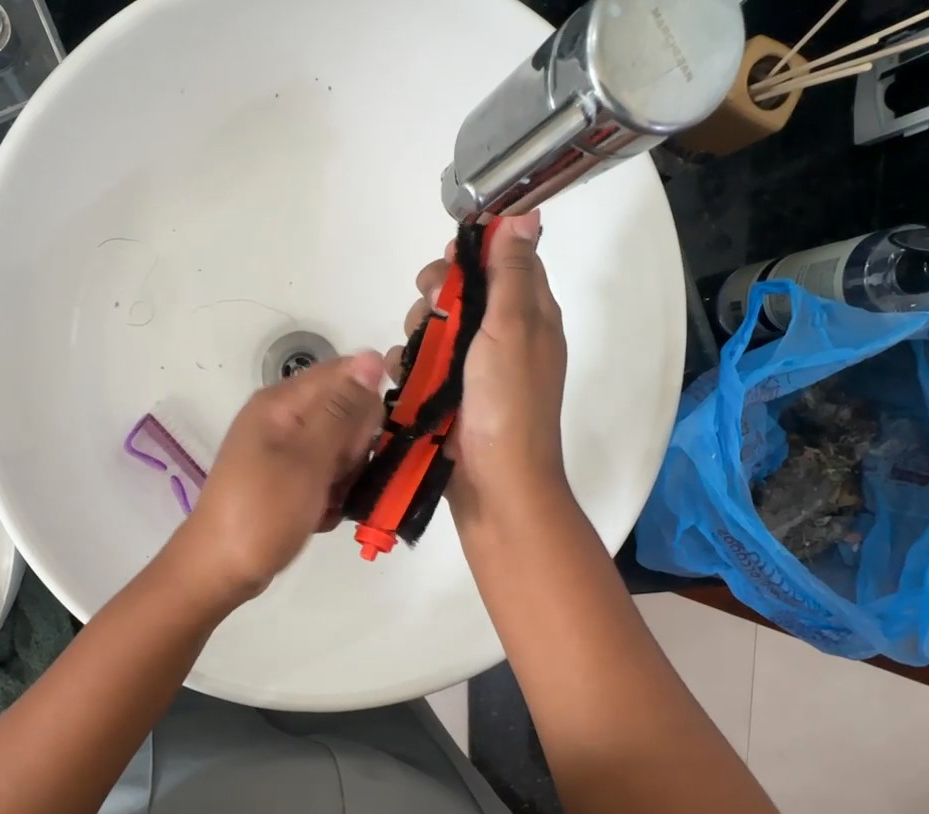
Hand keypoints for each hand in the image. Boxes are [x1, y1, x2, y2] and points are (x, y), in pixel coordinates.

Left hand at [166, 351, 387, 605]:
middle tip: (339, 478)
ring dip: (346, 479)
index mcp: (281, 403)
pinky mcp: (285, 482)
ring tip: (327, 503)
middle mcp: (281, 420)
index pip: (345, 374)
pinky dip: (330, 498)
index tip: (368, 441)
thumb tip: (372, 358)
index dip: (367, 404)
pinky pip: (325, 478)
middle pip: (346, 414)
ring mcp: (283, 453)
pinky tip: (319, 516)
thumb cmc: (264, 511)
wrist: (220, 569)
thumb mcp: (308, 457)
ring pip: (340, 451)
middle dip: (356, 449)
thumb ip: (341, 408)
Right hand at [395, 211, 568, 519]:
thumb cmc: (507, 403)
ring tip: (412, 356)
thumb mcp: (512, 328)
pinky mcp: (446, 400)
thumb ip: (511, 272)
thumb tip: (526, 213)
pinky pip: (418, 369)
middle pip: (464, 296)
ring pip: (435, 331)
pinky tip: (398, 378)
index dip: (476, 253)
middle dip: (437, 296)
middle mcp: (503, 340)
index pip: (506, 262)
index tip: (449, 257)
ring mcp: (473, 373)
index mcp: (530, 316)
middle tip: (428, 308)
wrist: (493, 484)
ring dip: (417, 334)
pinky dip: (405, 369)